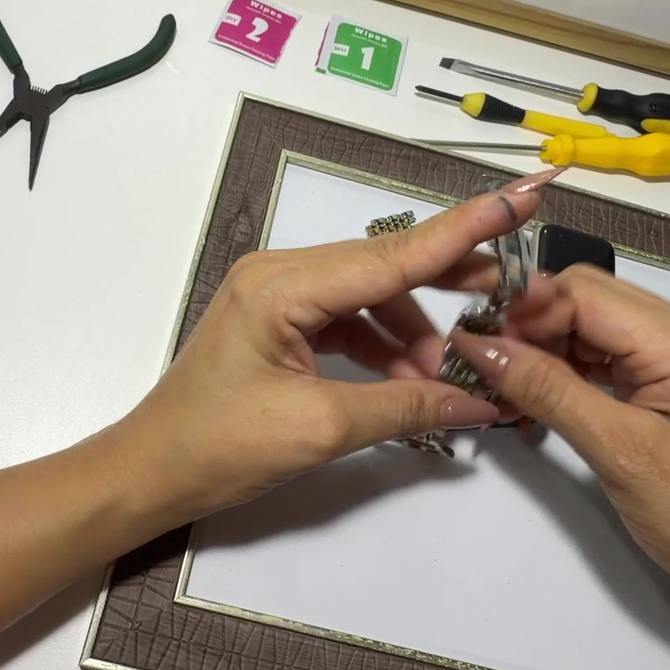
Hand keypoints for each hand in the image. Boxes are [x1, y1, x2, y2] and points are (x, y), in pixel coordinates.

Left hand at [110, 170, 558, 524]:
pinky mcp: (281, 321)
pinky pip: (348, 318)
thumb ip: (405, 407)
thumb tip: (480, 402)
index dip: (460, 231)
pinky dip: (382, 344)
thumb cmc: (219, 446)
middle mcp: (280, 274)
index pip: (390, 255)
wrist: (153, 470)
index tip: (517, 199)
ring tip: (446, 373)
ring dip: (412, 329)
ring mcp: (278, 295)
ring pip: (369, 294)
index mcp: (282, 285)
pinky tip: (409, 376)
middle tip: (510, 296)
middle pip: (383, 266)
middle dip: (447, 283)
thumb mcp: (319, 428)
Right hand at [451, 265, 669, 622]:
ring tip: (503, 389)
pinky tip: (536, 398)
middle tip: (486, 370)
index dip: (524, 312)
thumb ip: (548, 391)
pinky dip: (565, 369)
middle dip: (529, 327)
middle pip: (587, 299)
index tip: (476, 348)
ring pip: (590, 324)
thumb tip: (478, 345)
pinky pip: (605, 354)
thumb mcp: (620, 455)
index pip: (584, 293)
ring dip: (542, 349)